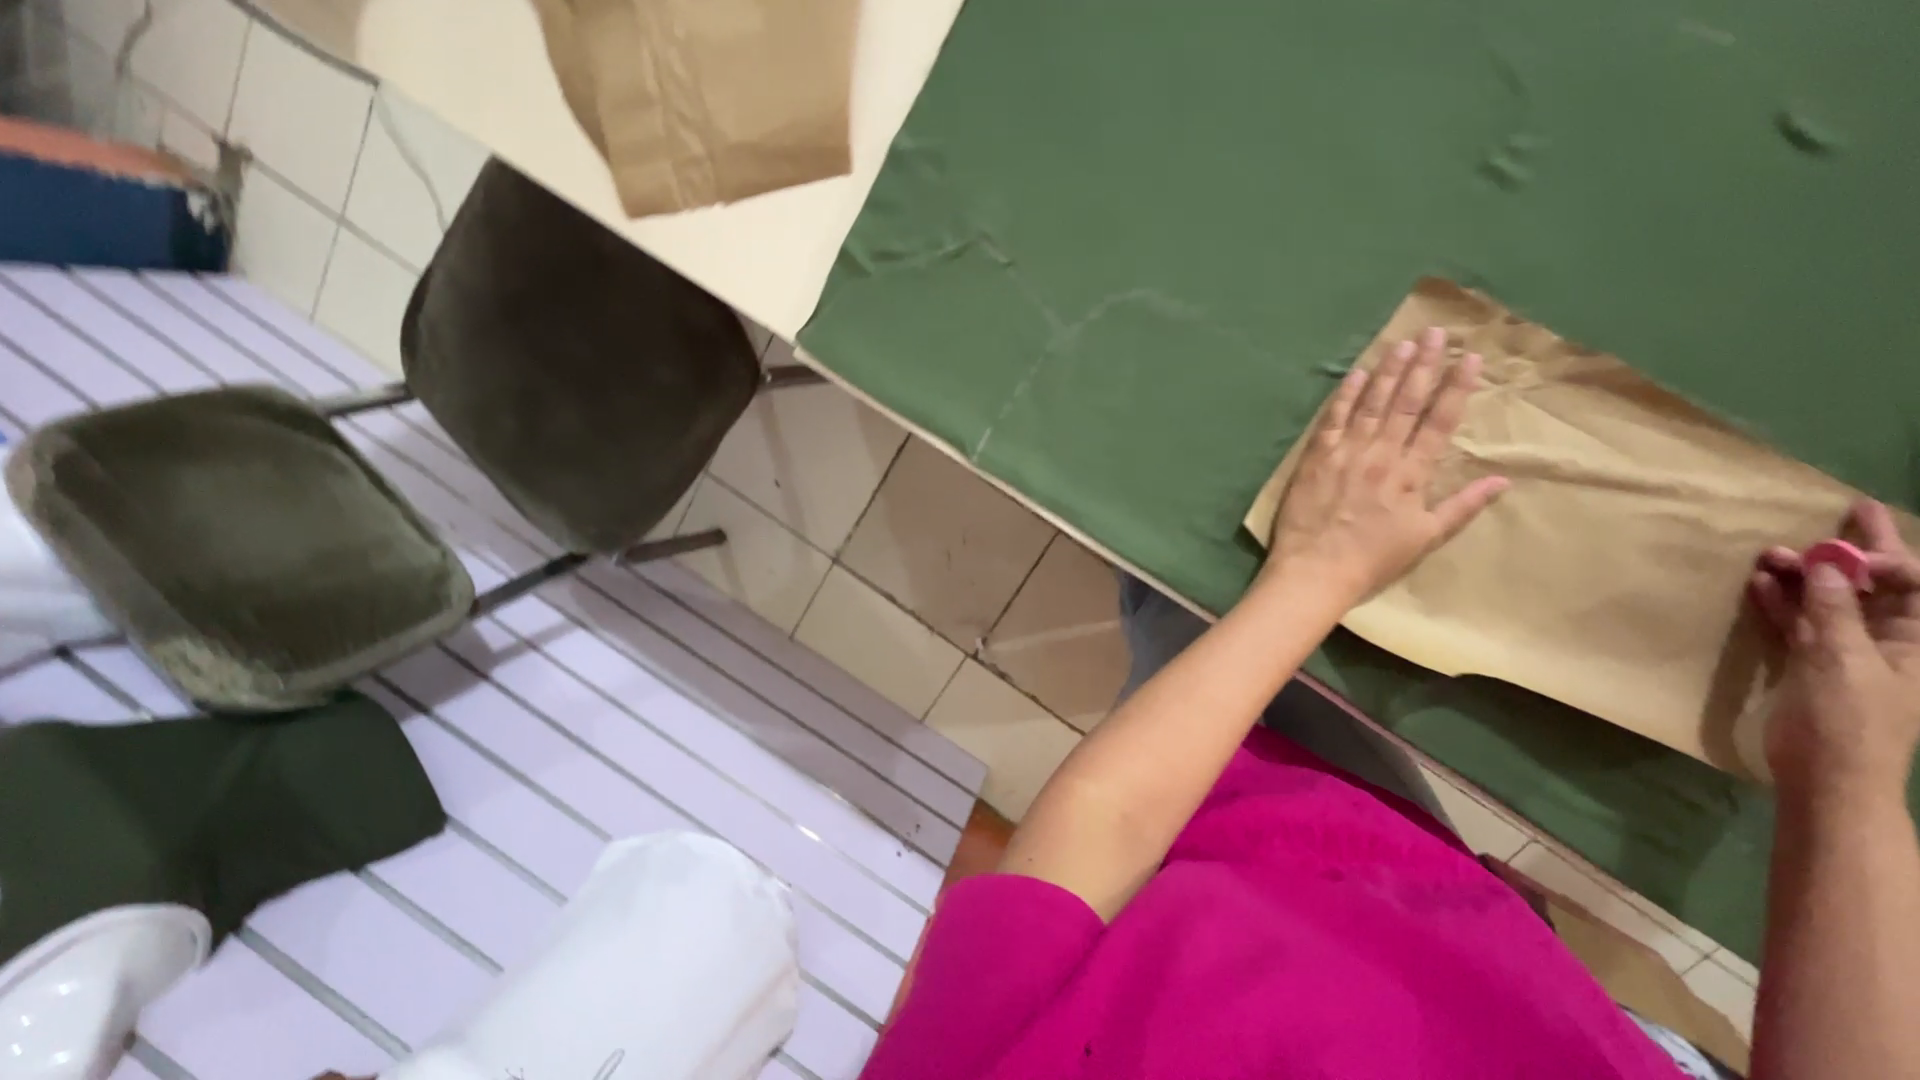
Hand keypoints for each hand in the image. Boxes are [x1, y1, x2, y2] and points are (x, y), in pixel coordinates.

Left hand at [1266, 326, 1508, 600]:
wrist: (1314, 571)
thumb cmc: (1372, 560)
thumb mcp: (1426, 538)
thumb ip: (1463, 506)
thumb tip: (1502, 481)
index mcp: (1412, 473)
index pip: (1441, 421)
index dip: (1457, 387)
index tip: (1471, 358)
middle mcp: (1381, 454)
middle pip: (1407, 402)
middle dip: (1424, 365)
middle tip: (1436, 333)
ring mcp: (1346, 453)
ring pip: (1372, 403)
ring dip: (1389, 371)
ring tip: (1403, 343)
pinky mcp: (1315, 457)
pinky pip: (1332, 419)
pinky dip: (1345, 395)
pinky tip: (1357, 373)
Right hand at [1750, 500, 1919, 796]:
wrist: (1827, 775)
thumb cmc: (1851, 720)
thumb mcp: (1844, 661)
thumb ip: (1833, 610)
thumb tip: (1825, 563)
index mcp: (1918, 641)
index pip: (1913, 584)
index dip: (1884, 559)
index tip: (1846, 547)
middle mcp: (1890, 640)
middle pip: (1876, 586)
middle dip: (1853, 553)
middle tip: (1843, 512)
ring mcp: (1848, 652)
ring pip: (1829, 601)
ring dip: (1804, 576)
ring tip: (1771, 553)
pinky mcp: (1812, 665)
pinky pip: (1799, 623)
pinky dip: (1781, 603)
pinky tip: (1759, 584)